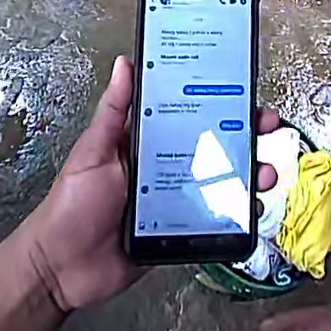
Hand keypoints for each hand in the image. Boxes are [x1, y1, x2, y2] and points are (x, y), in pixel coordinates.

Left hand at [15, 56, 279, 314]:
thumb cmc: (73, 202)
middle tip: (268, 128)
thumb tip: (124, 63)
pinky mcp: (179, 232)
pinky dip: (236, 214)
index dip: (212, 102)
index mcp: (143, 142)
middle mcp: (162, 166)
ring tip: (268, 171)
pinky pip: (213, 220)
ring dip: (246, 175)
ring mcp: (173, 200)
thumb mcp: (93, 152)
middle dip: (241, 136)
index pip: (183, 114)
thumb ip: (113, 112)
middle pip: (208, 146)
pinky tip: (253, 209)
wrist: (62, 267)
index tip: (241, 92)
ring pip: (218, 182)